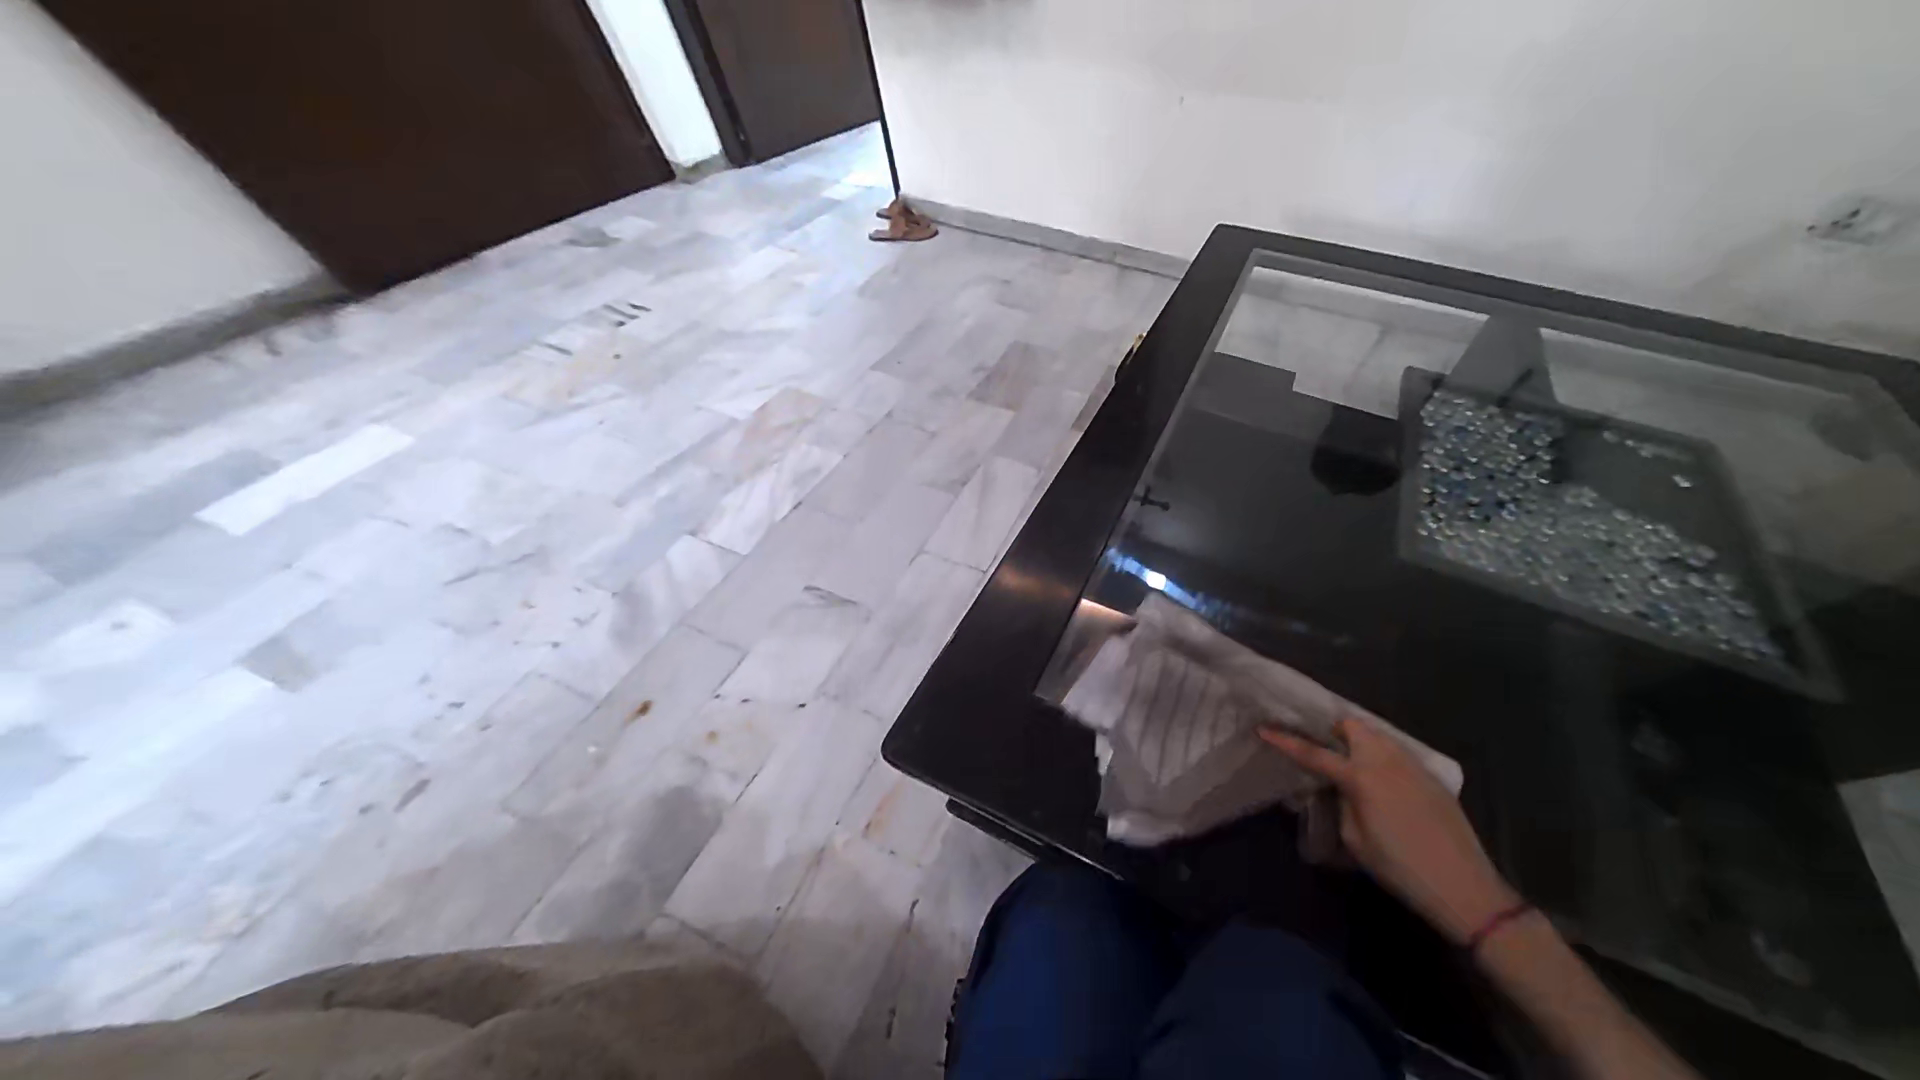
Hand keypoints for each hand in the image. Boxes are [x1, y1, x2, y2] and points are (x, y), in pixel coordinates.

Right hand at [1260, 714, 1519, 943]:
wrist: (1466, 888)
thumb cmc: (1400, 868)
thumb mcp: (1355, 840)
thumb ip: (1341, 804)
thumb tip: (1339, 789)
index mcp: (1361, 778)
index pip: (1314, 754)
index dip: (1285, 741)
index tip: (1264, 729)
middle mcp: (1387, 762)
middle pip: (1353, 727)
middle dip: (1333, 730)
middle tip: (1322, 747)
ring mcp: (1413, 767)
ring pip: (1378, 736)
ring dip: (1359, 740)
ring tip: (1349, 760)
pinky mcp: (1433, 778)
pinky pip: (1398, 753)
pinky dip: (1381, 755)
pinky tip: (1381, 779)